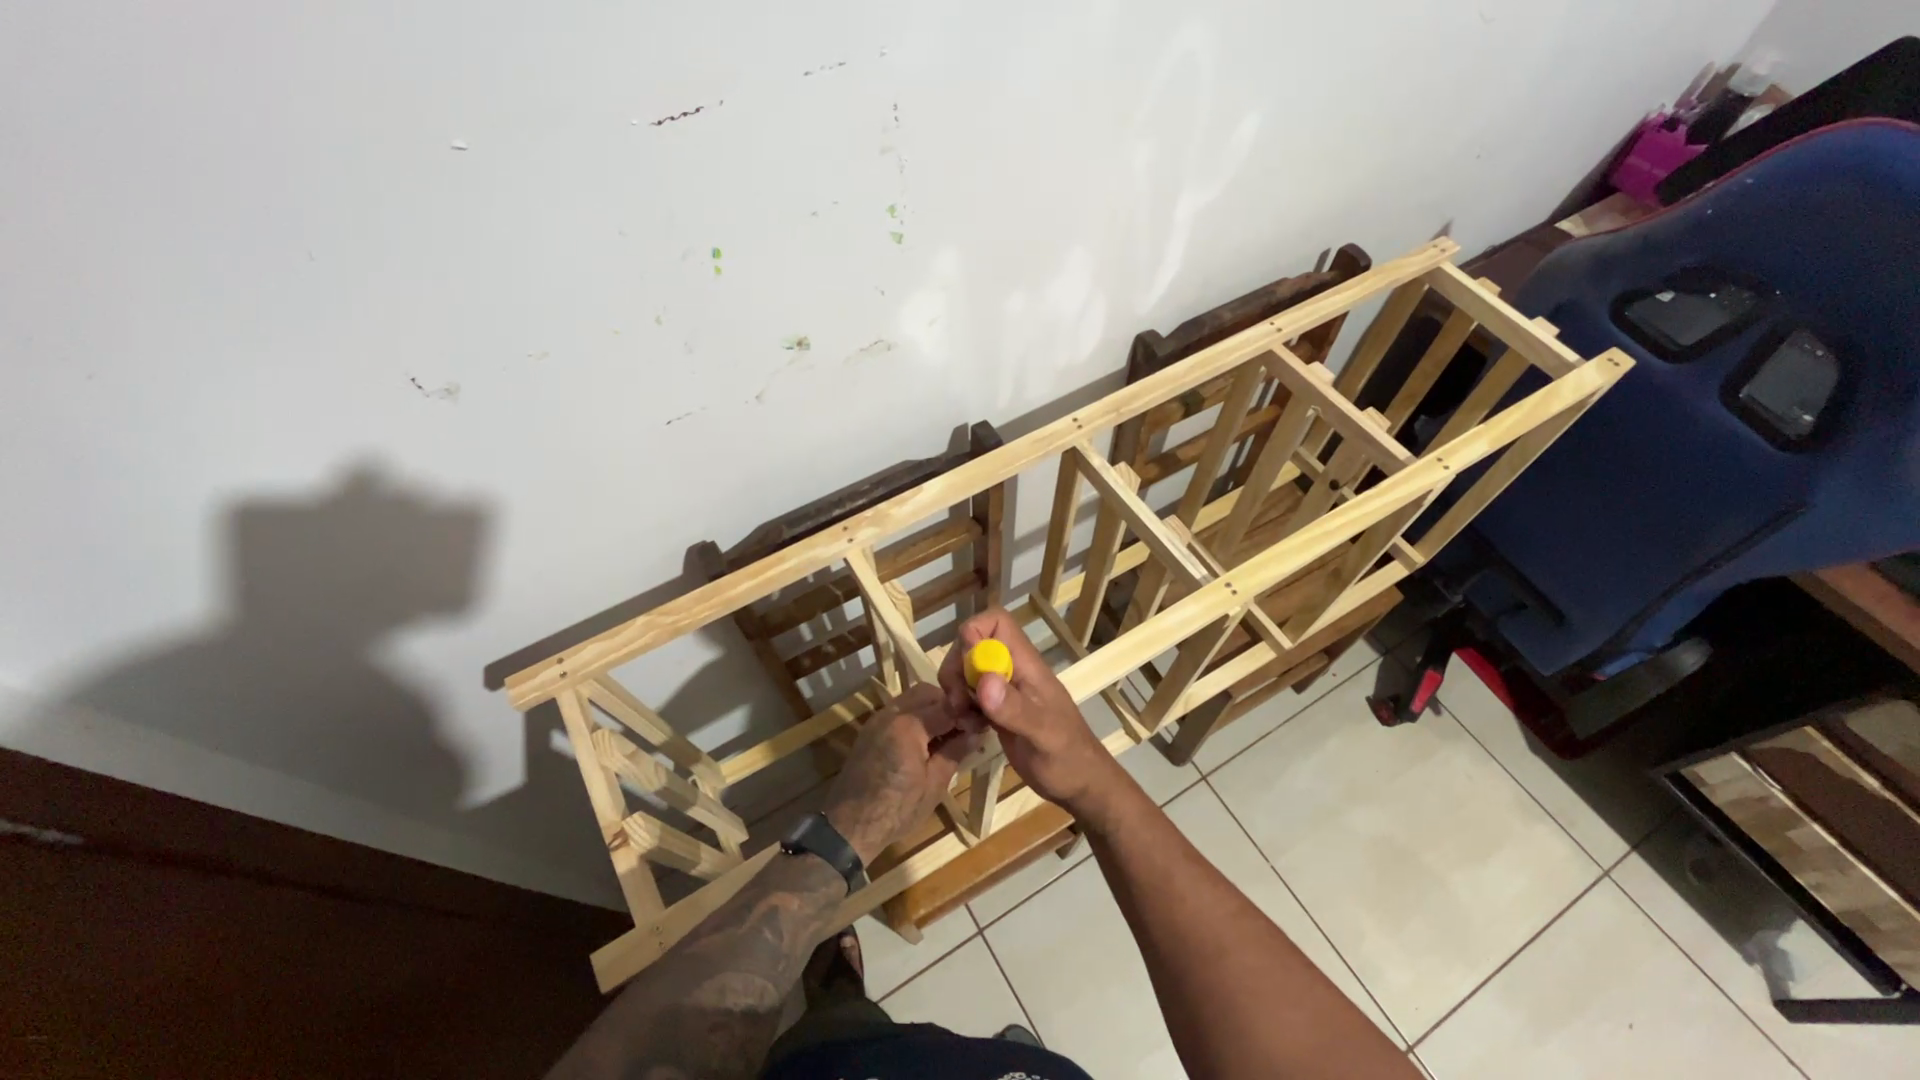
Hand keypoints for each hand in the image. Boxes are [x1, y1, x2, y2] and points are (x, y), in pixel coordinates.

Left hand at [822, 682, 980, 864]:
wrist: (850, 825)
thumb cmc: (897, 809)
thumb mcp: (935, 783)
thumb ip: (955, 752)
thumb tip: (976, 733)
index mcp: (909, 724)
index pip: (948, 705)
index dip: (968, 714)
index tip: (982, 725)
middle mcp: (892, 713)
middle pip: (927, 693)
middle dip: (949, 705)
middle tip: (964, 729)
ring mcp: (877, 720)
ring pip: (911, 699)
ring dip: (931, 710)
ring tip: (947, 736)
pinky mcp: (870, 731)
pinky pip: (898, 712)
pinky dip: (915, 717)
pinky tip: (925, 741)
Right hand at [938, 608, 1126, 816]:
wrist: (1080, 785)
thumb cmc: (1068, 758)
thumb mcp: (1042, 735)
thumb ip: (1015, 709)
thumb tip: (984, 681)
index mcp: (1027, 664)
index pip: (996, 622)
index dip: (973, 633)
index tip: (967, 668)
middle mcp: (1013, 670)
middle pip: (971, 644)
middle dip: (956, 668)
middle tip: (959, 702)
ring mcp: (1005, 690)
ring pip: (967, 670)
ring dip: (956, 691)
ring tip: (964, 719)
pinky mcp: (998, 710)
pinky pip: (970, 695)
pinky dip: (962, 708)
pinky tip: (971, 729)